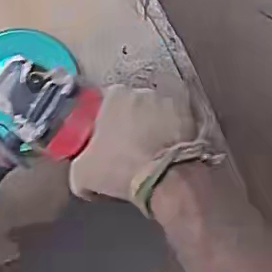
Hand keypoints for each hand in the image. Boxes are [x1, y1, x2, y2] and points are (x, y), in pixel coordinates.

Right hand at [69, 85, 201, 203]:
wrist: (167, 180)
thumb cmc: (120, 168)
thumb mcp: (82, 174)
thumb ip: (78, 163)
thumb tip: (83, 169)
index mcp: (113, 95)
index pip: (102, 103)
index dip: (102, 123)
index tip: (103, 141)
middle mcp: (142, 91)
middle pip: (131, 106)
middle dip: (128, 123)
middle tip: (126, 148)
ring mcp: (170, 101)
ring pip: (155, 114)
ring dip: (152, 127)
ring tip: (151, 153)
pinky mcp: (193, 116)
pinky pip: (176, 124)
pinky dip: (173, 135)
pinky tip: (167, 154)